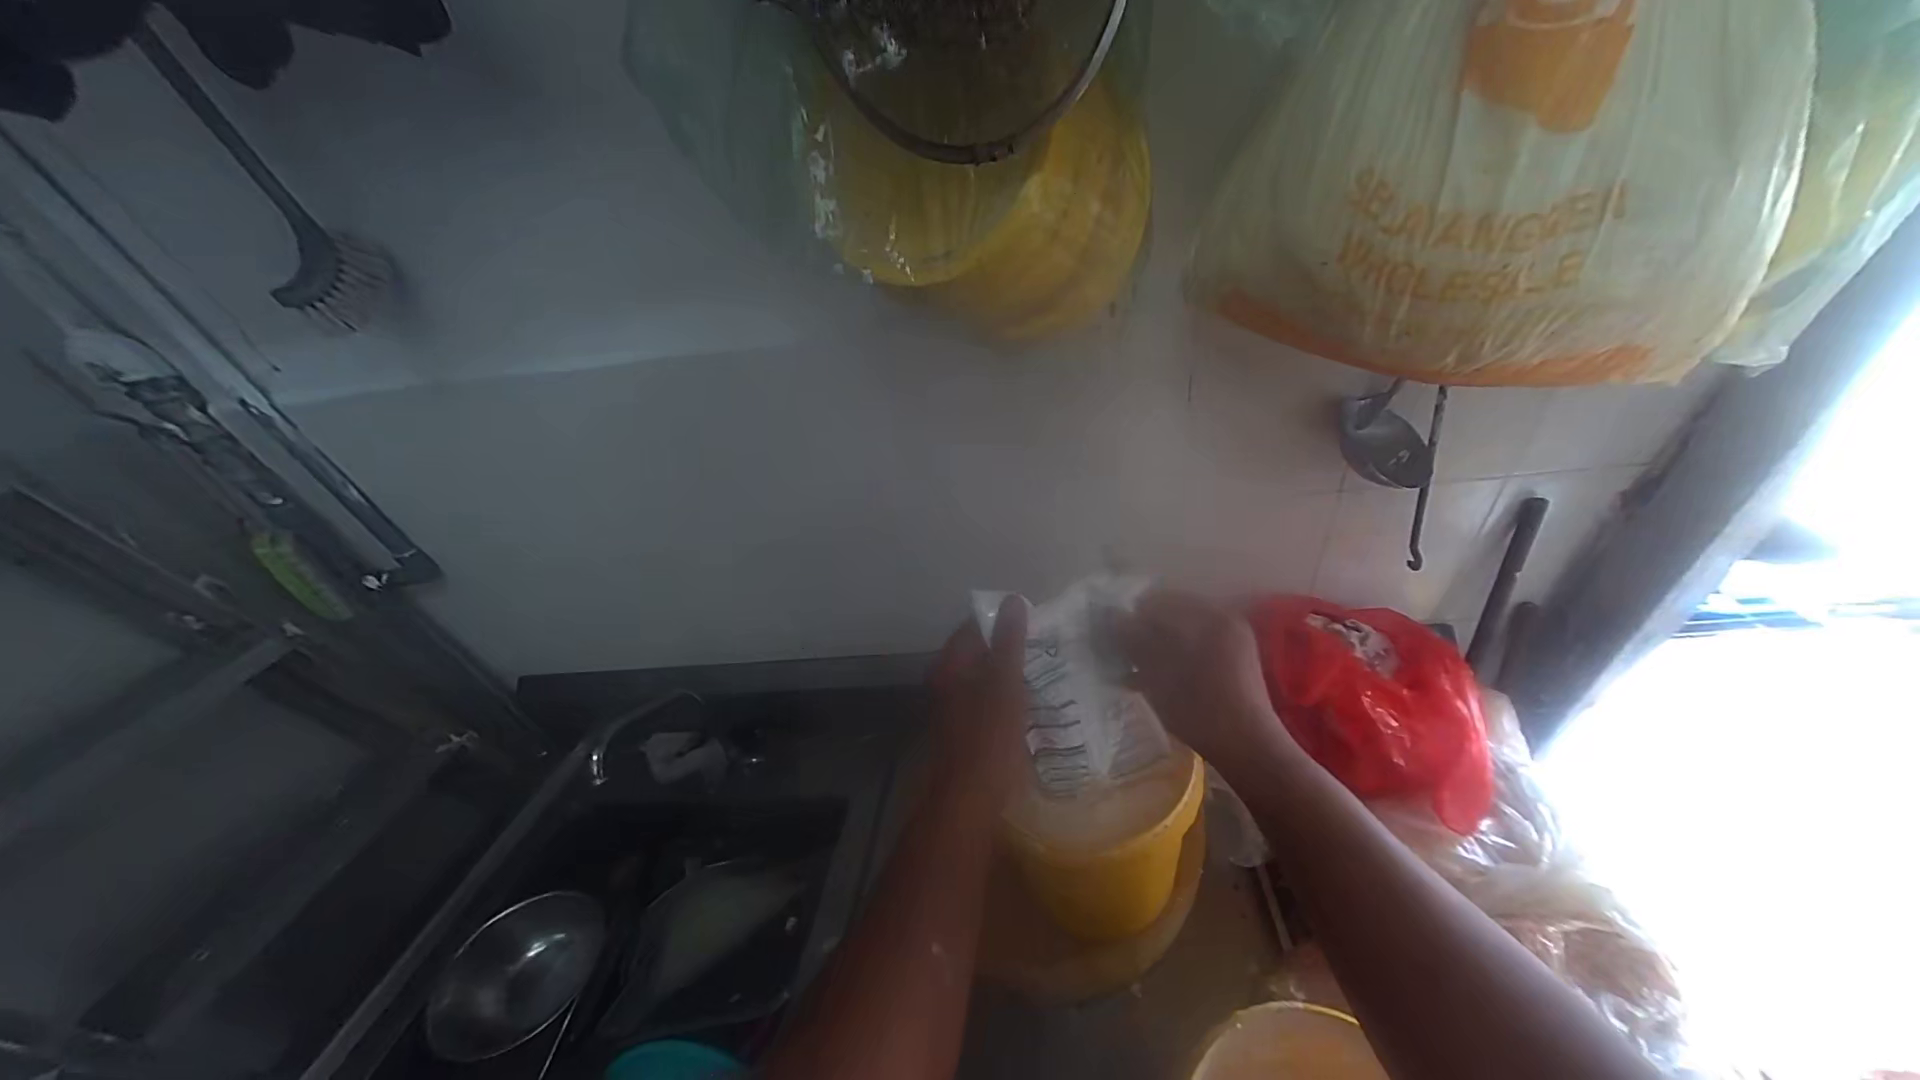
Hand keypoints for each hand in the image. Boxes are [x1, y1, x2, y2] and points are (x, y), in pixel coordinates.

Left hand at [926, 595, 1029, 806]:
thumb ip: (1009, 642)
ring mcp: (953, 705)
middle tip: (1048, 644)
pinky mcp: (964, 726)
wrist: (969, 799)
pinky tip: (1033, 699)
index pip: (974, 626)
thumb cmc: (988, 737)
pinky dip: (1007, 694)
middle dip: (1011, 646)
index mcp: (949, 665)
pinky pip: (988, 698)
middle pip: (979, 651)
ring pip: (985, 676)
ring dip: (1011, 671)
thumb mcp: (1004, 684)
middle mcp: (945, 680)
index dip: (1003, 619)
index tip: (1037, 621)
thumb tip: (1013, 600)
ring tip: (1047, 668)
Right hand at [1115, 590, 1293, 766]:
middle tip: (1118, 654)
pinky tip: (1147, 681)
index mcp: (1209, 614)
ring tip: (1129, 670)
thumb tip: (1110, 615)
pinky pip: (1193, 650)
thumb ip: (1132, 638)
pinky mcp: (1232, 664)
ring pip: (1179, 635)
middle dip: (1141, 633)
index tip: (1110, 637)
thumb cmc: (1199, 706)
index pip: (1157, 601)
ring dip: (1153, 648)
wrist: (1247, 748)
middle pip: (1169, 616)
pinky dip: (1170, 660)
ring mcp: (1231, 643)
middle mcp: (1223, 620)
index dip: (1130, 616)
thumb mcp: (1157, 671)